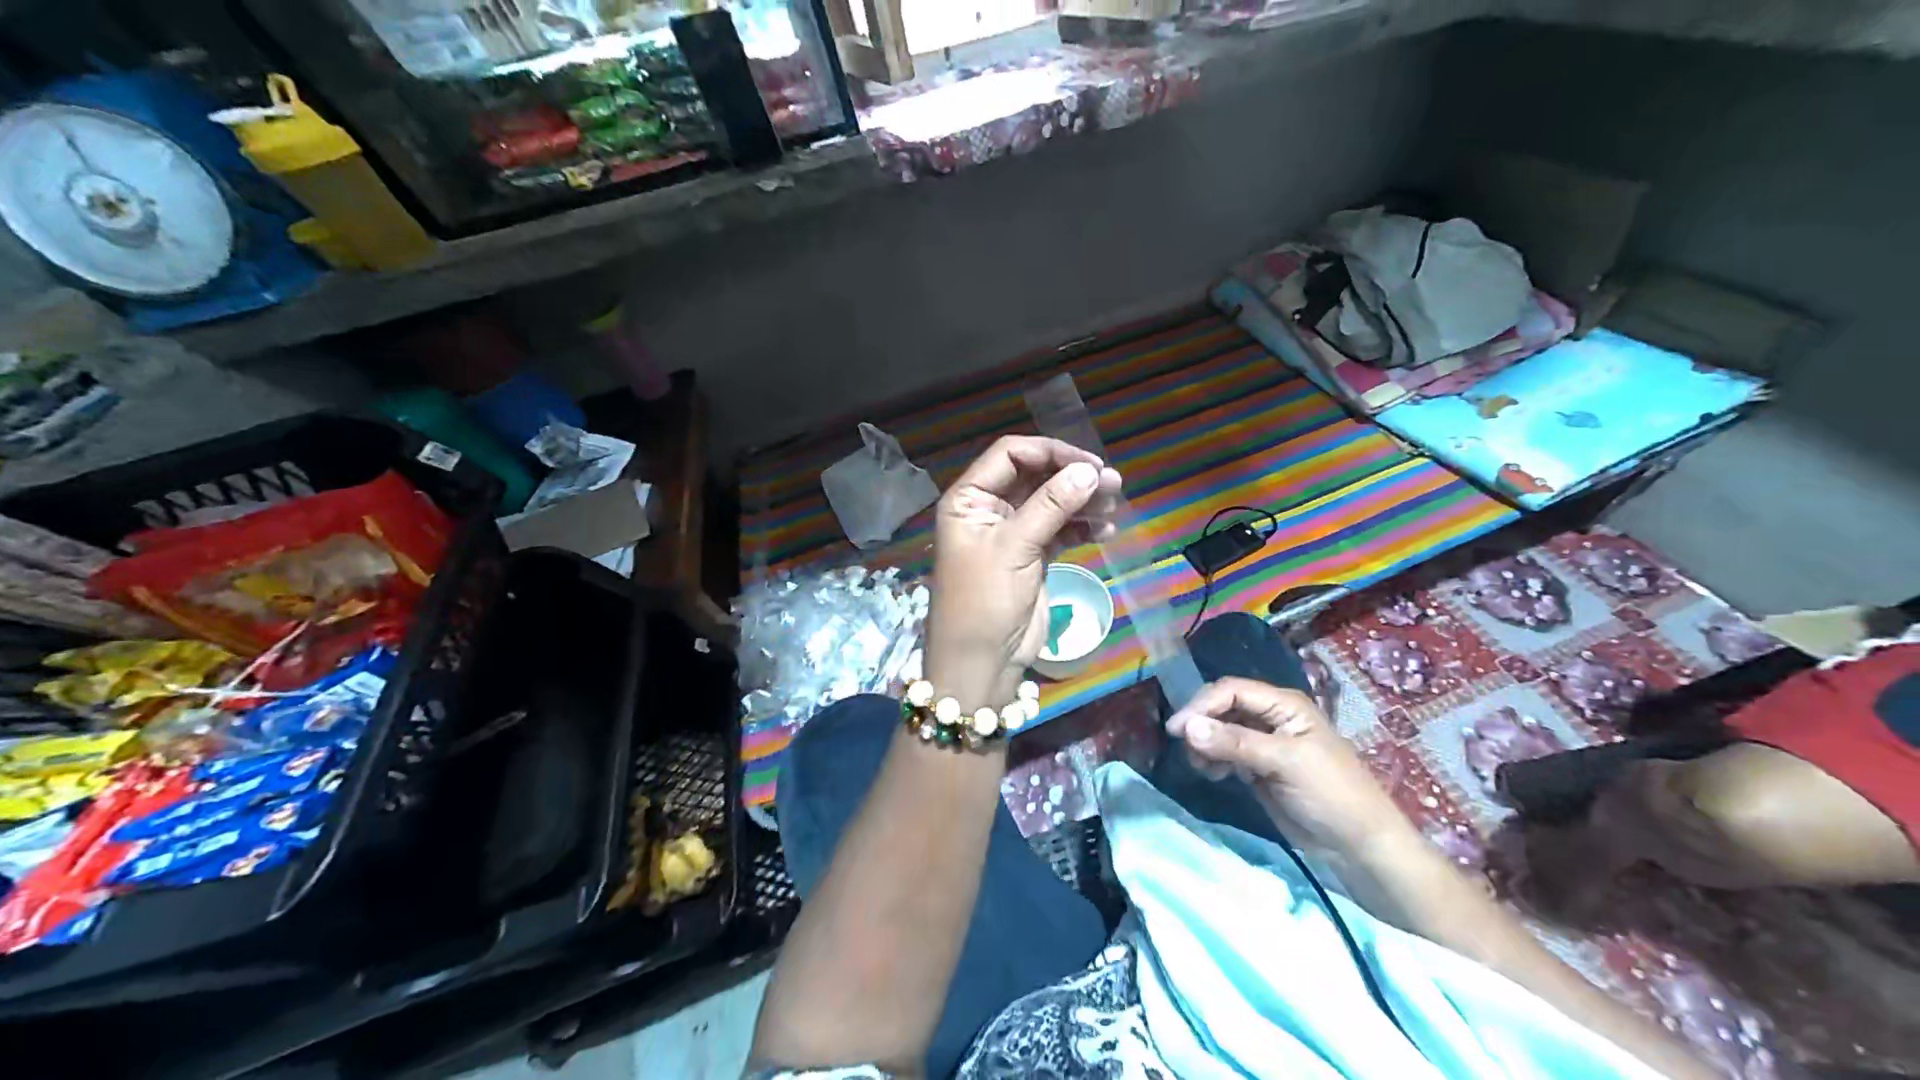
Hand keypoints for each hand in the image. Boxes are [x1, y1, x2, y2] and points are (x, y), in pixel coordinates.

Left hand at [926, 436, 1120, 706]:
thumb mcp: (1014, 548)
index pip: (1010, 455)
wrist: (982, 662)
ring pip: (1051, 502)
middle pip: (1035, 476)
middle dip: (1072, 477)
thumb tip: (1091, 471)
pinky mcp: (1031, 554)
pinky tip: (1106, 530)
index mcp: (969, 498)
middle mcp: (988, 508)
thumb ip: (1051, 506)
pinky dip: (1082, 526)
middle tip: (1112, 484)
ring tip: (1114, 506)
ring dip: (1082, 501)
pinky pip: (1060, 528)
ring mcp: (1011, 531)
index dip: (1050, 453)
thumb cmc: (984, 600)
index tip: (1089, 464)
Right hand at [1168, 678, 1413, 855]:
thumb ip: (1235, 743)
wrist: (1359, 846)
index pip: (1231, 690)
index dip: (1202, 705)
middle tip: (1184, 749)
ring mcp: (1264, 743)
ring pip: (1220, 730)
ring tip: (1200, 767)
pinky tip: (1212, 774)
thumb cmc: (1331, 793)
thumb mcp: (1284, 762)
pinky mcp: (1258, 767)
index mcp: (1284, 704)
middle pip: (1222, 707)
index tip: (1177, 730)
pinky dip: (1212, 760)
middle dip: (1201, 724)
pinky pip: (1225, 753)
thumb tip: (1187, 727)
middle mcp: (1271, 717)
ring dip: (1204, 744)